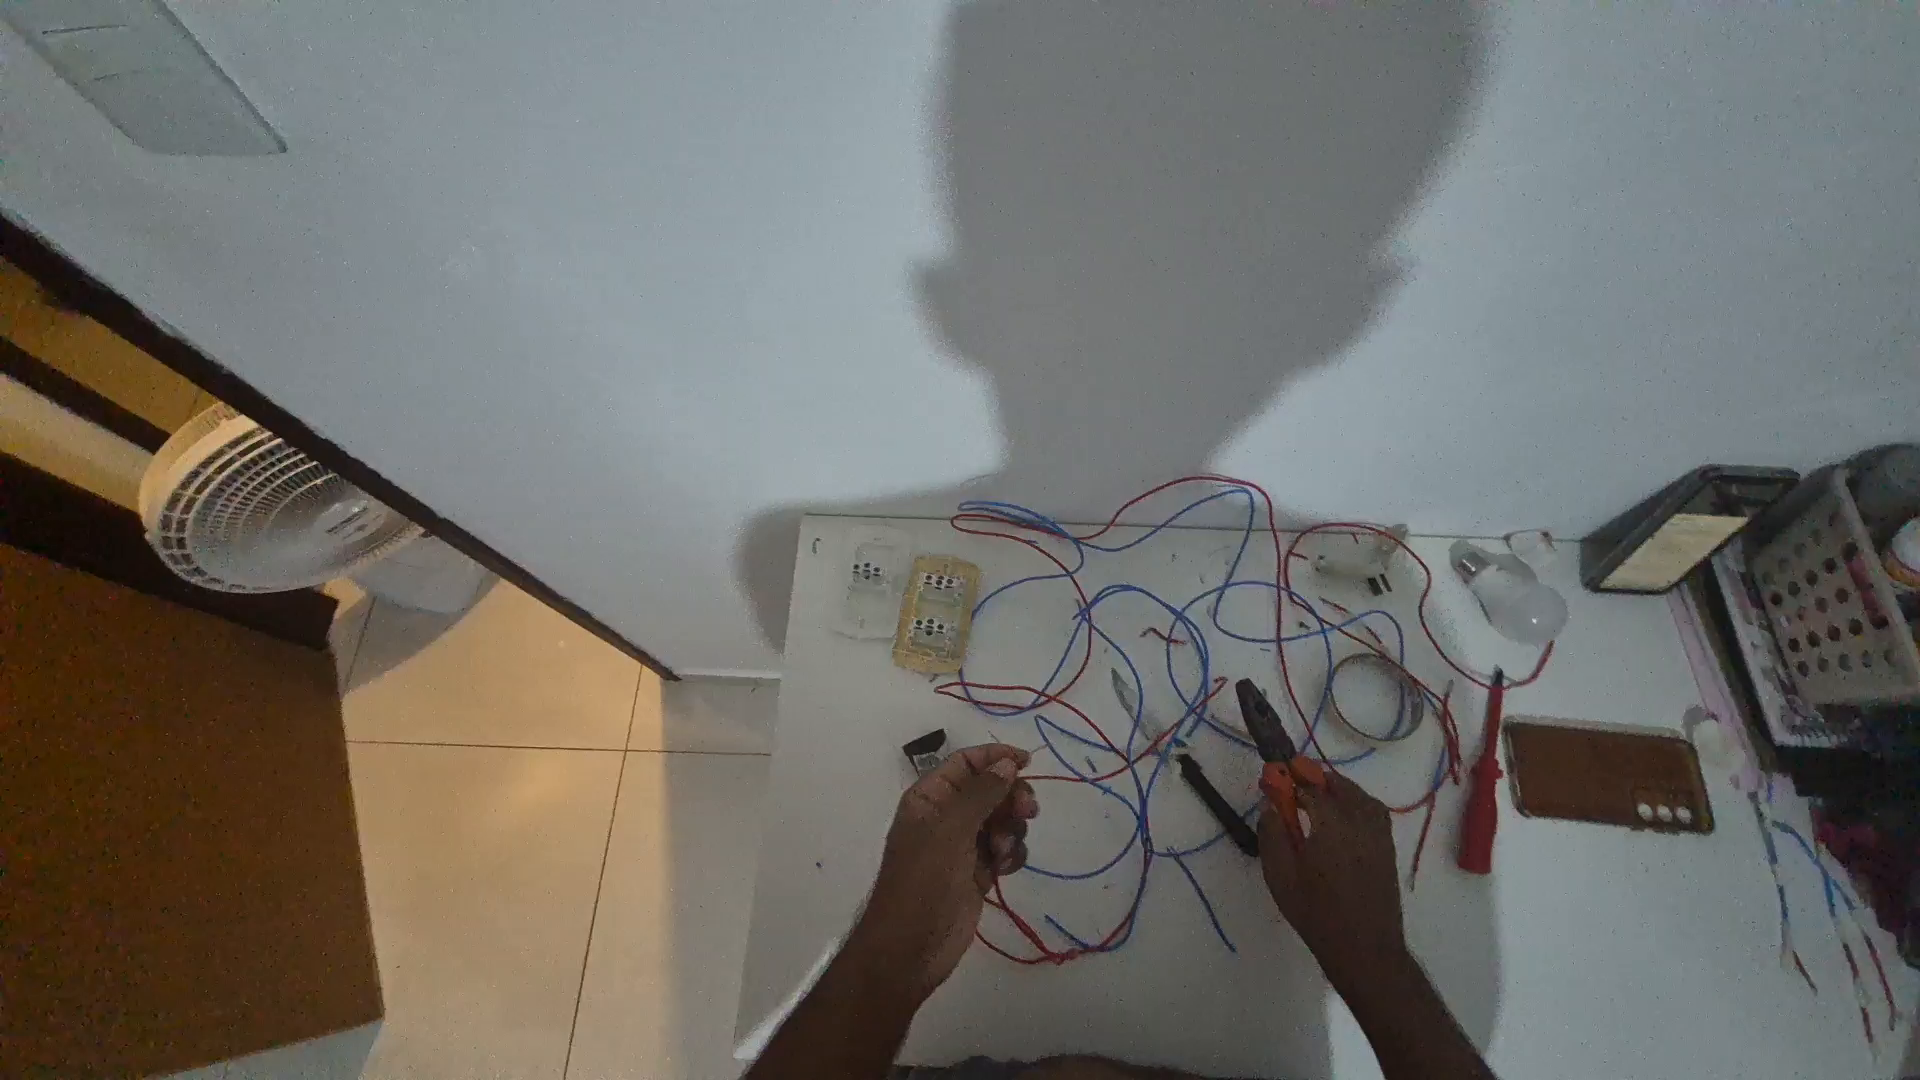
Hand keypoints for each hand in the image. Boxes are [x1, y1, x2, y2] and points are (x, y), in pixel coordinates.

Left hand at [852, 743, 1037, 999]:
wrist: (911, 949)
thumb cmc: (924, 881)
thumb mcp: (951, 829)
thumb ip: (982, 793)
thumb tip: (1007, 762)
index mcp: (929, 797)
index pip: (966, 763)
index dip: (995, 756)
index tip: (1027, 761)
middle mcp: (945, 816)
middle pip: (990, 789)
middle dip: (1011, 797)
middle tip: (1028, 810)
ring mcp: (962, 845)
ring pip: (1001, 820)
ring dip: (1011, 829)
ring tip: (1003, 851)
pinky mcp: (977, 873)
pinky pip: (1004, 849)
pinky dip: (1011, 853)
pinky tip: (1006, 867)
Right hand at [1259, 770, 1407, 993]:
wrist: (1364, 950)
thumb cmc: (1316, 912)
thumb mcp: (1280, 875)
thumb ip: (1272, 834)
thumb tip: (1270, 805)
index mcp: (1332, 826)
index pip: (1311, 787)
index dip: (1292, 778)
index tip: (1275, 776)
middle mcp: (1359, 824)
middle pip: (1340, 786)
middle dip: (1316, 778)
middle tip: (1295, 782)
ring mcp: (1378, 837)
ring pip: (1361, 797)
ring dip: (1339, 788)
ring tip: (1318, 794)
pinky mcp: (1387, 850)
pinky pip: (1374, 813)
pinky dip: (1357, 803)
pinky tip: (1342, 816)